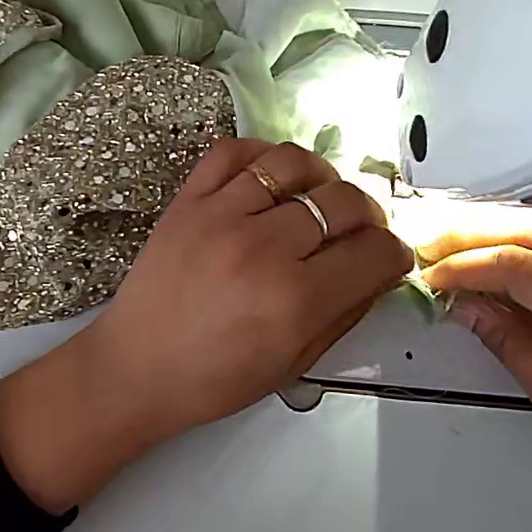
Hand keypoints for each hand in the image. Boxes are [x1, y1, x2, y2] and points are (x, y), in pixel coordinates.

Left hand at [0, 139, 412, 511]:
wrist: (136, 368)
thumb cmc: (216, 379)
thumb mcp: (293, 364)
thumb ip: (345, 313)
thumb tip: (380, 270)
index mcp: (294, 301)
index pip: (374, 252)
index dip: (395, 253)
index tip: (389, 257)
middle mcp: (263, 249)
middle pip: (343, 201)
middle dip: (369, 214)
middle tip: (362, 229)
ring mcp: (220, 215)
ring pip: (294, 163)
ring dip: (323, 175)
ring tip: (322, 194)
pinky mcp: (188, 199)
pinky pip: (234, 151)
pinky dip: (263, 154)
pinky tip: (274, 176)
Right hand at [419, 223, 531, 527]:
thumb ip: (517, 351)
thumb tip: (465, 308)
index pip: (524, 269)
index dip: (469, 267)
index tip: (432, 279)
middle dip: (474, 236)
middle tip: (429, 248)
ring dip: (498, 231)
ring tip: (454, 244)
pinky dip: (528, 237)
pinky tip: (501, 249)